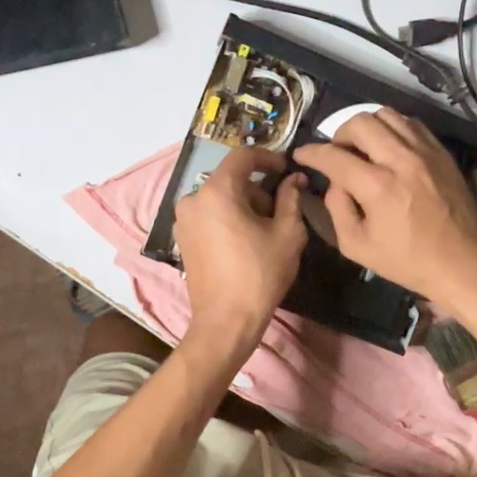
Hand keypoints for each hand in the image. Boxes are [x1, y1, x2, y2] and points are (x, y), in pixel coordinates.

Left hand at [174, 145, 308, 347]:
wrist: (226, 320)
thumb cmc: (260, 274)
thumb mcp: (287, 233)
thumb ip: (291, 198)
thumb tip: (294, 179)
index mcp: (217, 191)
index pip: (243, 156)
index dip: (268, 157)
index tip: (285, 170)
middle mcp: (193, 198)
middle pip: (231, 179)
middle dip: (257, 189)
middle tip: (281, 211)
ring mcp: (183, 220)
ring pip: (219, 198)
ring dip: (243, 205)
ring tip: (265, 231)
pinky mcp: (182, 239)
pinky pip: (209, 216)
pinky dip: (227, 219)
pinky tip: (245, 242)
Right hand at [293, 109, 476, 305]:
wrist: (463, 263)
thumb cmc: (408, 261)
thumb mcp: (357, 246)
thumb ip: (337, 208)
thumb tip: (334, 182)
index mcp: (378, 187)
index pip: (333, 156)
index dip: (311, 153)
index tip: (302, 154)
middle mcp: (401, 160)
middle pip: (360, 122)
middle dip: (339, 134)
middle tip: (336, 153)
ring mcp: (425, 152)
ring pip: (387, 115)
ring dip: (367, 127)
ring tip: (362, 147)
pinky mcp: (442, 153)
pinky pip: (411, 124)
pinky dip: (393, 129)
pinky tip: (389, 147)